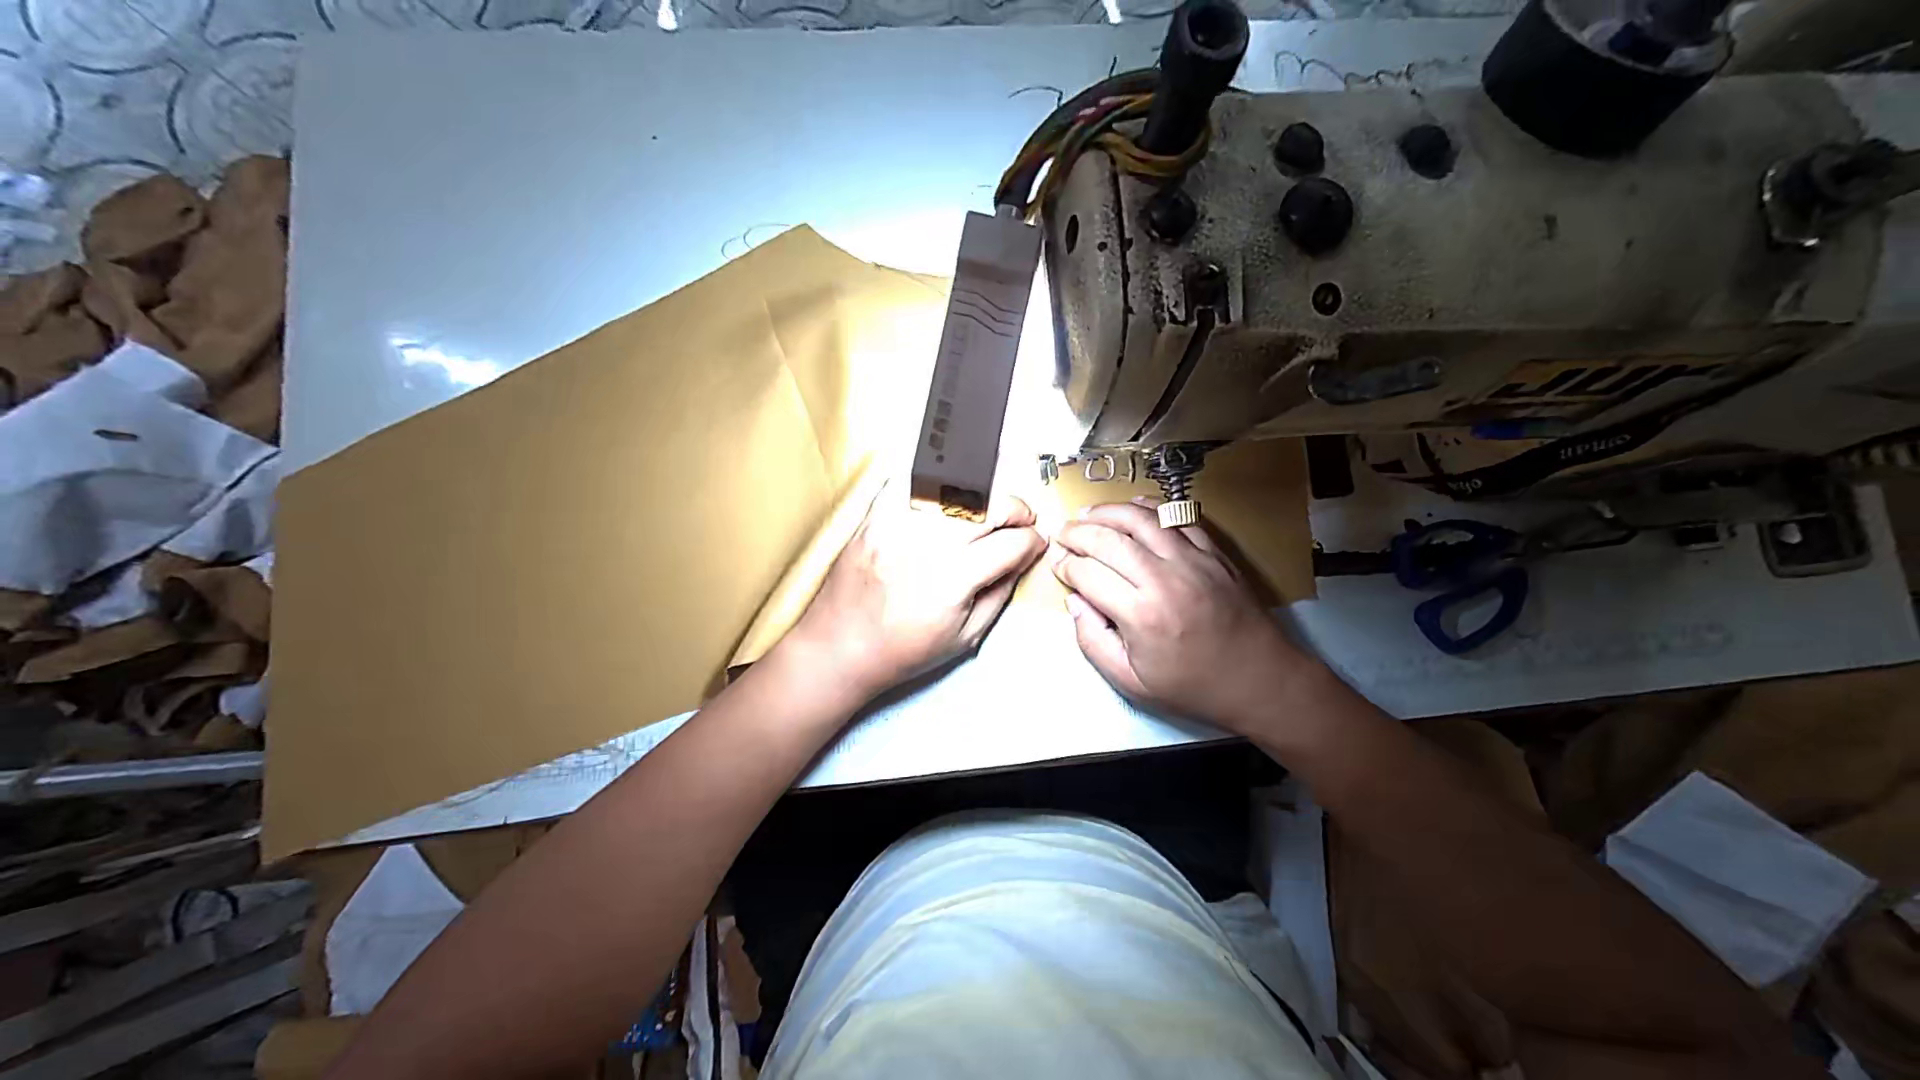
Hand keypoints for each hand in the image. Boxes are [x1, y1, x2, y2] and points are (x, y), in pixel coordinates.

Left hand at [785, 493, 1045, 701]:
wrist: (838, 648)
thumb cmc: (896, 652)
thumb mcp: (963, 637)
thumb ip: (999, 593)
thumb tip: (1021, 561)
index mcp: (951, 581)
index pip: (1011, 544)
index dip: (1033, 542)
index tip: (1035, 544)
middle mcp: (925, 547)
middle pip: (989, 505)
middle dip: (1017, 509)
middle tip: (1021, 521)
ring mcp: (897, 527)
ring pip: (955, 487)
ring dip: (983, 492)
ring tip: (988, 508)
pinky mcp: (875, 519)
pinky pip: (909, 481)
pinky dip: (933, 478)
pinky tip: (947, 489)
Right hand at [1054, 500, 1316, 733]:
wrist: (1261, 680)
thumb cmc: (1193, 687)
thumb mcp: (1132, 683)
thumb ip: (1093, 642)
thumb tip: (1074, 602)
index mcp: (1141, 614)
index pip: (1087, 573)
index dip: (1064, 566)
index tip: (1057, 566)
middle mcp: (1164, 578)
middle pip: (1108, 538)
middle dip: (1076, 533)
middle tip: (1060, 534)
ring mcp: (1192, 559)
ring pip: (1140, 518)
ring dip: (1107, 511)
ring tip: (1087, 515)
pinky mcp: (1212, 552)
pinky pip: (1176, 517)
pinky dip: (1150, 507)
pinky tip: (1131, 508)